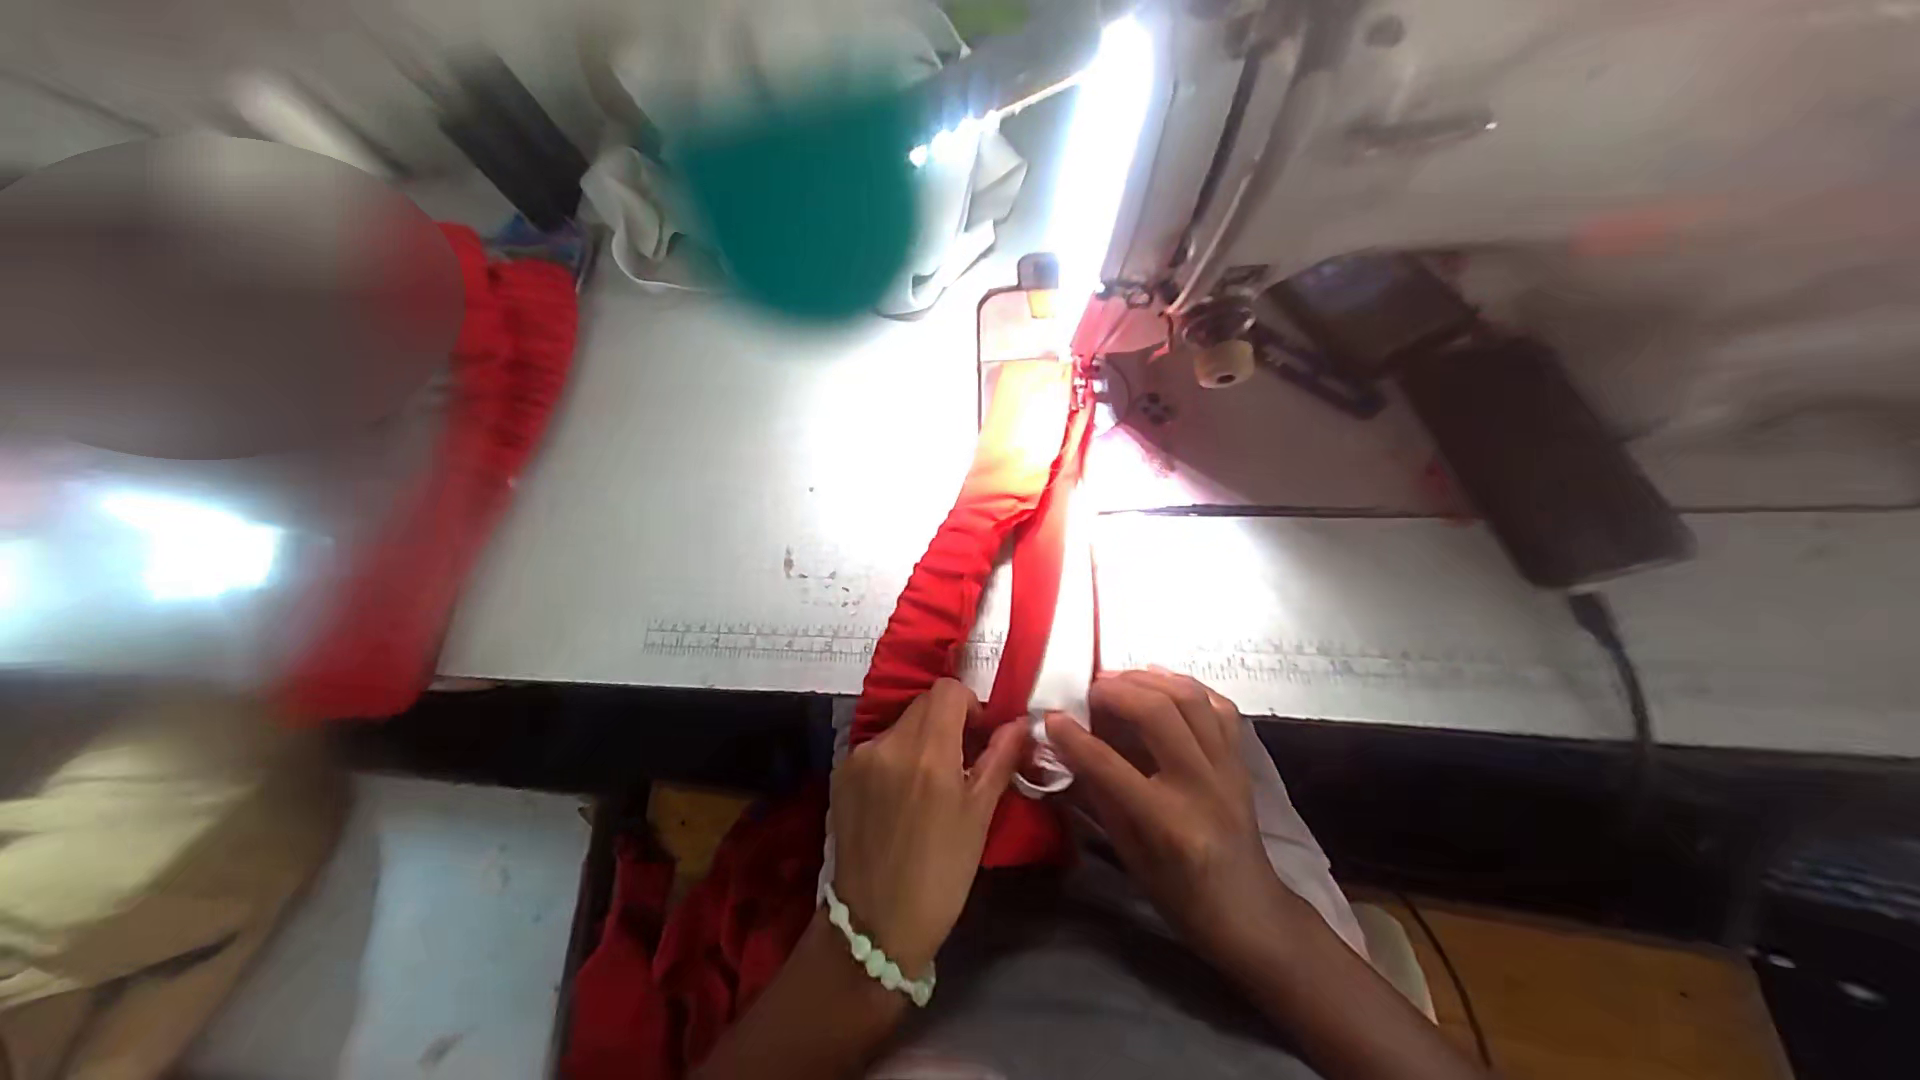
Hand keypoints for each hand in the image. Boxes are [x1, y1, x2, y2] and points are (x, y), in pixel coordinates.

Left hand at [831, 679, 1026, 977]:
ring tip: (927, 785)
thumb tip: (1019, 721)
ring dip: (920, 740)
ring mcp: (858, 757)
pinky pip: (877, 747)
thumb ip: (999, 759)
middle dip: (946, 721)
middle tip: (960, 760)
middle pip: (923, 705)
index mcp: (927, 752)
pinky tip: (899, 797)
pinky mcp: (840, 774)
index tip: (978, 735)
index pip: (948, 690)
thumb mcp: (980, 816)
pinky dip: (895, 758)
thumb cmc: (942, 873)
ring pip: (900, 725)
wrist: (875, 925)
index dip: (970, 704)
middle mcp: (888, 744)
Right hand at [1046, 669, 1305, 970]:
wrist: (1248, 911)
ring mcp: (1227, 769)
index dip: (1074, 737)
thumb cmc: (1179, 894)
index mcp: (1167, 823)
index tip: (1051, 717)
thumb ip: (1096, 795)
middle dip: (1116, 692)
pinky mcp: (1241, 760)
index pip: (1109, 766)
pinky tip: (1162, 683)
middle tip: (1090, 690)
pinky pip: (1219, 706)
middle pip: (1157, 714)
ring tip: (1120, 678)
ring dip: (1149, 679)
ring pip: (1190, 699)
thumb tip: (1063, 750)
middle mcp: (1201, 787)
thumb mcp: (1128, 852)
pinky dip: (1188, 687)